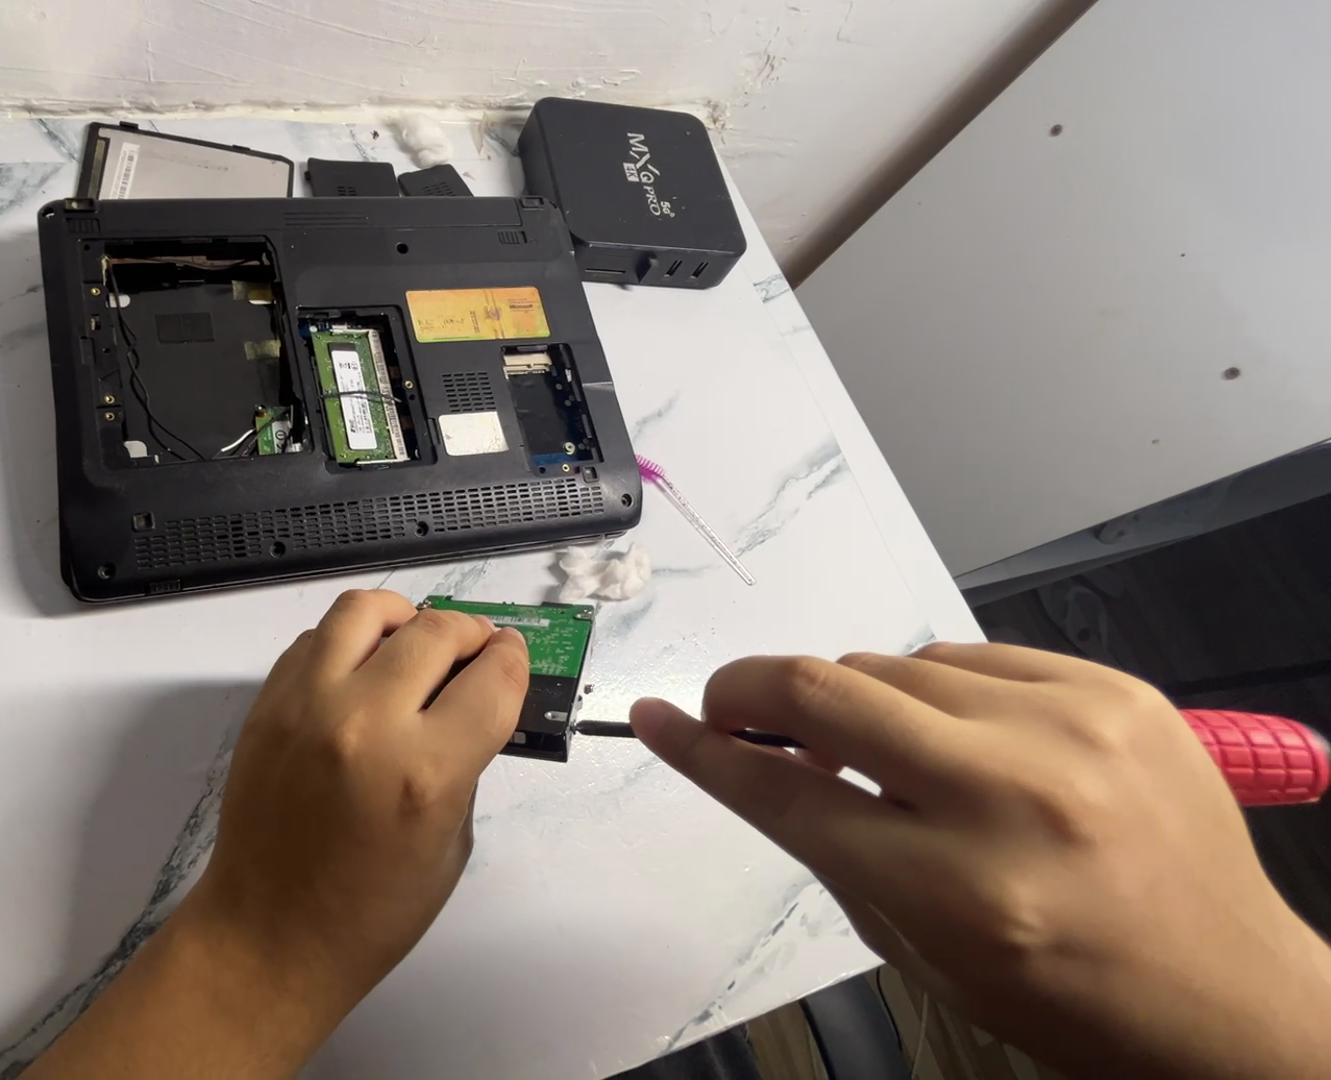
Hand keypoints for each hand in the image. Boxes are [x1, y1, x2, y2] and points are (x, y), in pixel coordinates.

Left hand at [31, 589, 528, 1078]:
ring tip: (413, 637)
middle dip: (471, 632)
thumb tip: (472, 694)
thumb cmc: (373, 910)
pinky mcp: (267, 702)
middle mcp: (366, 723)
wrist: (268, 933)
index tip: (512, 653)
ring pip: (365, 609)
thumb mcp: (451, 843)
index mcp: (425, 772)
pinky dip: (349, 639)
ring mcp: (307, 704)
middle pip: (436, 632)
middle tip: (474, 647)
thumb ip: (466, 759)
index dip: (513, 659)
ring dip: (404, 616)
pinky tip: (360, 667)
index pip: (493, 680)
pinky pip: (315, 637)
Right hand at [631, 643, 1330, 1079]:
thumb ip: (813, 827)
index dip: (698, 749)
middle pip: (820, 690)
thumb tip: (742, 744)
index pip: (779, 791)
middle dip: (747, 690)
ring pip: (880, 664)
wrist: (1235, 1002)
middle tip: (733, 711)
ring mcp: (1072, 730)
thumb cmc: (1045, 986)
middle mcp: (1014, 797)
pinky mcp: (1111, 692)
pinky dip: (924, 689)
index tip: (652, 716)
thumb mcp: (901, 933)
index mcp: (955, 887)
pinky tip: (954, 735)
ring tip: (878, 750)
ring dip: (848, 701)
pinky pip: (953, 655)